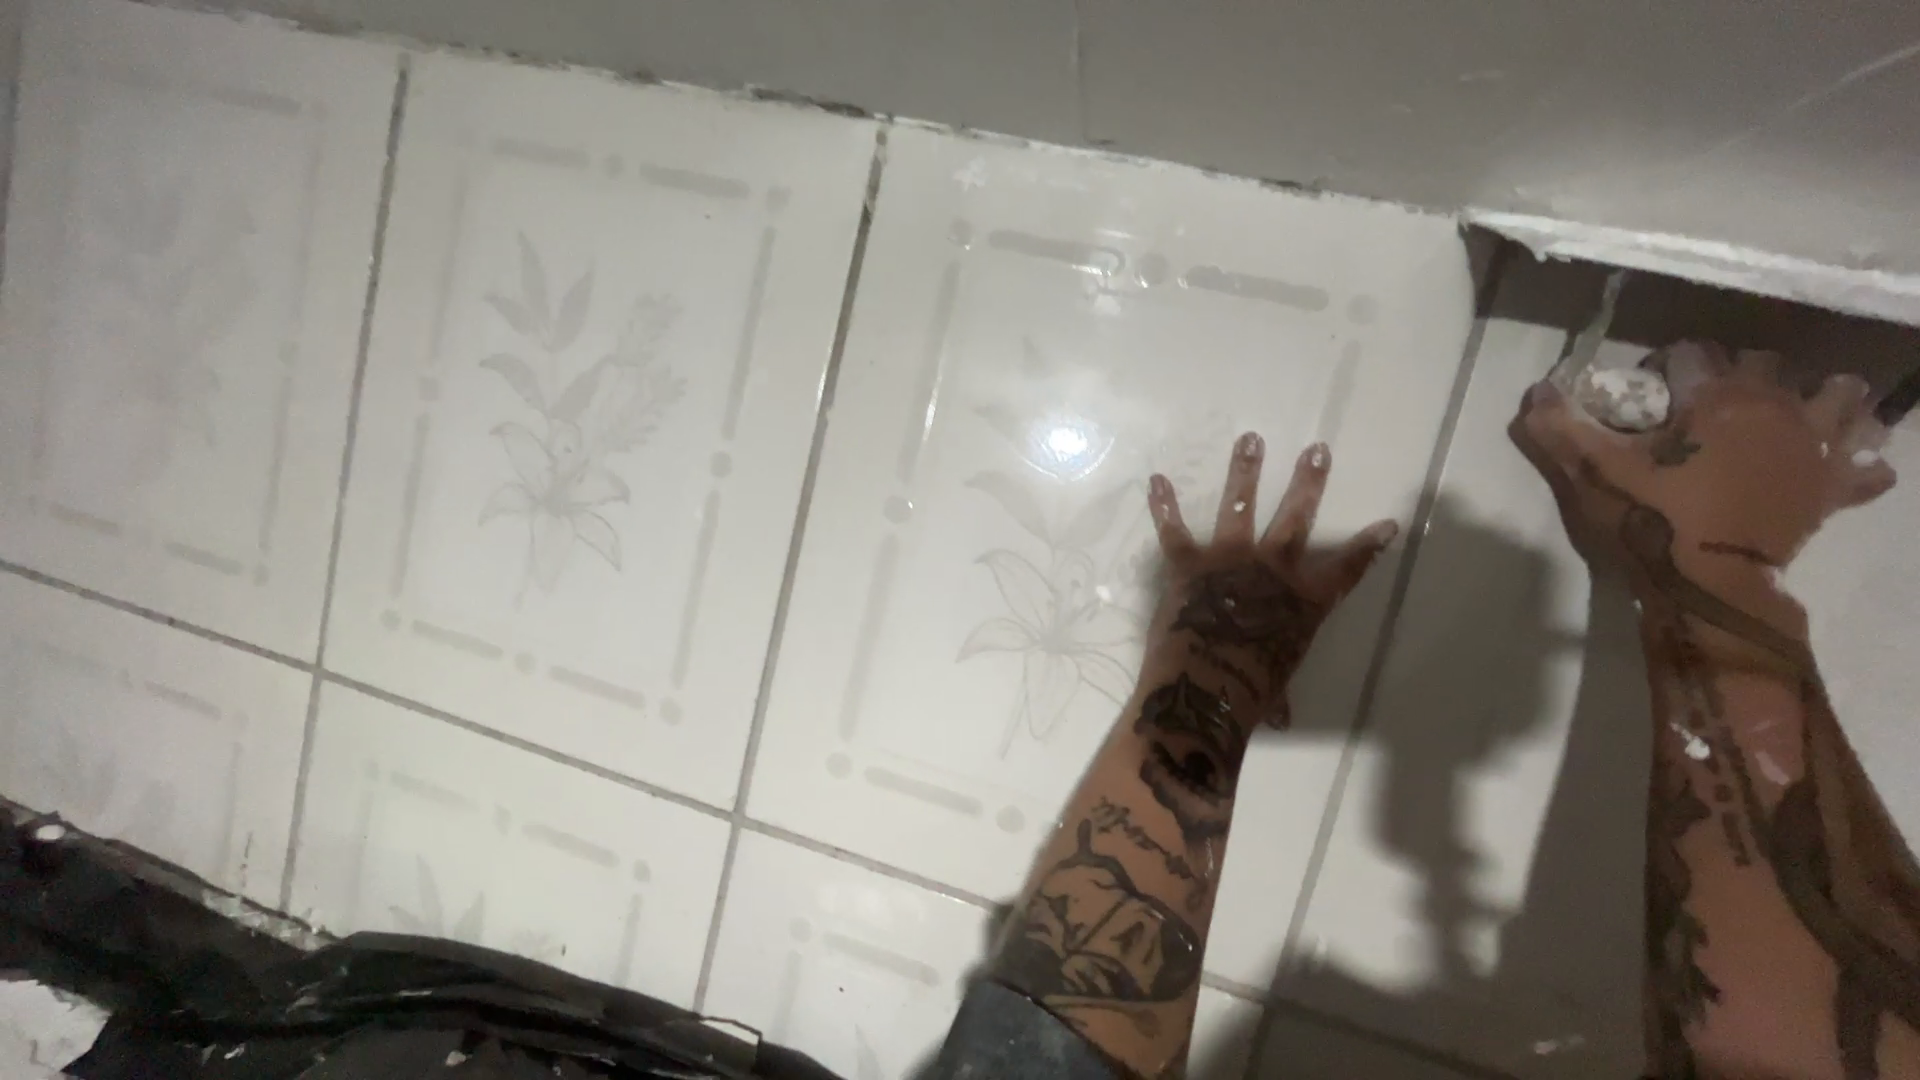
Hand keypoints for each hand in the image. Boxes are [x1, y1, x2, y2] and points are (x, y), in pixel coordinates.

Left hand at [1146, 432, 1398, 726]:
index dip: (1368, 547)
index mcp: (1304, 601)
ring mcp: (1229, 560)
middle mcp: (1271, 570)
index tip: (1387, 523)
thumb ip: (1277, 692)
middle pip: (1297, 519)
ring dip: (1245, 472)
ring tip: (1250, 439)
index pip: (1346, 569)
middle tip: (1316, 450)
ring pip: (1239, 506)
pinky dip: (1164, 504)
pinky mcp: (1188, 563)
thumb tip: (1279, 718)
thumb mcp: (1275, 689)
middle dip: (1308, 483)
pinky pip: (1173, 529)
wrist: (1205, 683)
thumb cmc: (1249, 692)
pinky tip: (1157, 479)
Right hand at [1511, 341, 1896, 639]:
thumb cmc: (1649, 519)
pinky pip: (1868, 463)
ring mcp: (1820, 447)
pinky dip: (1852, 459)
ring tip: (1776, 419)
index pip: (1692, 354)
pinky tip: (1821, 465)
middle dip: (1732, 376)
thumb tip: (1538, 388)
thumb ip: (1560, 427)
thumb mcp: (1591, 473)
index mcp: (1721, 398)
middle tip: (1697, 409)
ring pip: (1840, 396)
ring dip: (1811, 400)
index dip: (1661, 368)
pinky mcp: (1836, 488)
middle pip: (1764, 364)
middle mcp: (1780, 408)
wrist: (1709, 586)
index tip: (1642, 394)